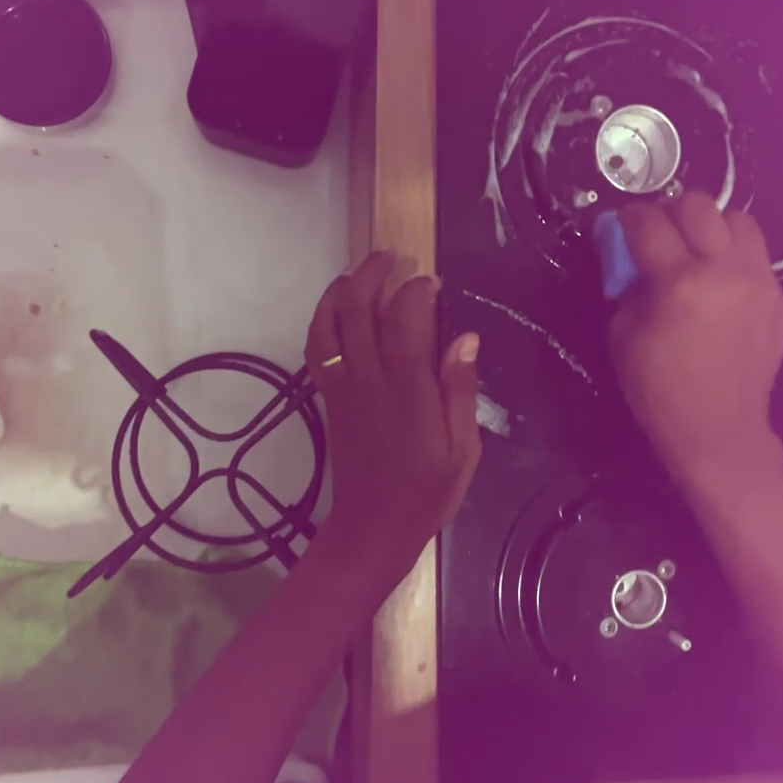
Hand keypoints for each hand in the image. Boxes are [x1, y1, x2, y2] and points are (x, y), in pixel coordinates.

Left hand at [305, 250, 481, 580]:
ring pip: (331, 322)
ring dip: (343, 289)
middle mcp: (370, 377)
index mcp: (408, 388)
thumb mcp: (463, 448)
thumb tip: (465, 337)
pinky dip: (322, 319)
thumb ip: (460, 390)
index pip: (406, 318)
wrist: (374, 525)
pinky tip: (335, 307)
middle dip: (374, 273)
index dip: (417, 290)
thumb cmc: (428, 490)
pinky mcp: (329, 396)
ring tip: (361, 271)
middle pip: (360, 308)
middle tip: (393, 257)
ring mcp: (343, 385)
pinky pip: (316, 347)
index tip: (433, 282)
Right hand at [608, 195, 782, 485]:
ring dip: (711, 228)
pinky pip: (759, 262)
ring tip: (696, 253)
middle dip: (670, 212)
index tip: (620, 224)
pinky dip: (736, 266)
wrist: (717, 430)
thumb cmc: (656, 389)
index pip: (649, 222)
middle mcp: (727, 270)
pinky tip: (721, 295)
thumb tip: (630, 258)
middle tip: (657, 234)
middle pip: (699, 205)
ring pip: (740, 221)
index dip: (627, 217)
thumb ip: (626, 287)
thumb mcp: (620, 335)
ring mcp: (763, 283)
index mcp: (679, 281)